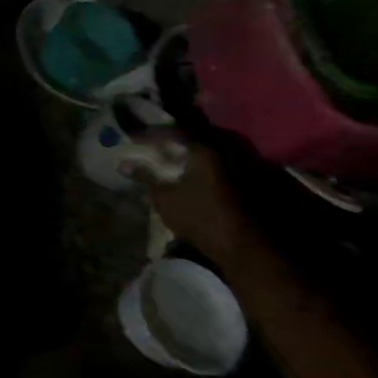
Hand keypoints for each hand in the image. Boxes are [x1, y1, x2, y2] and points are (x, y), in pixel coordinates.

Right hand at [126, 133, 254, 263]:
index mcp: (205, 148)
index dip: (151, 134)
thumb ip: (145, 177)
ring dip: (190, 152)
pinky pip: (222, 162)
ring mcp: (244, 162)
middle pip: (195, 135)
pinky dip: (204, 164)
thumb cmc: (201, 218)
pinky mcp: (254, 178)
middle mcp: (227, 148)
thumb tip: (123, 164)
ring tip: (172, 161)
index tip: (133, 139)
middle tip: (154, 146)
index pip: (173, 131)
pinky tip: (193, 175)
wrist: (246, 246)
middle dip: (173, 140)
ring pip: (211, 148)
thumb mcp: (165, 198)